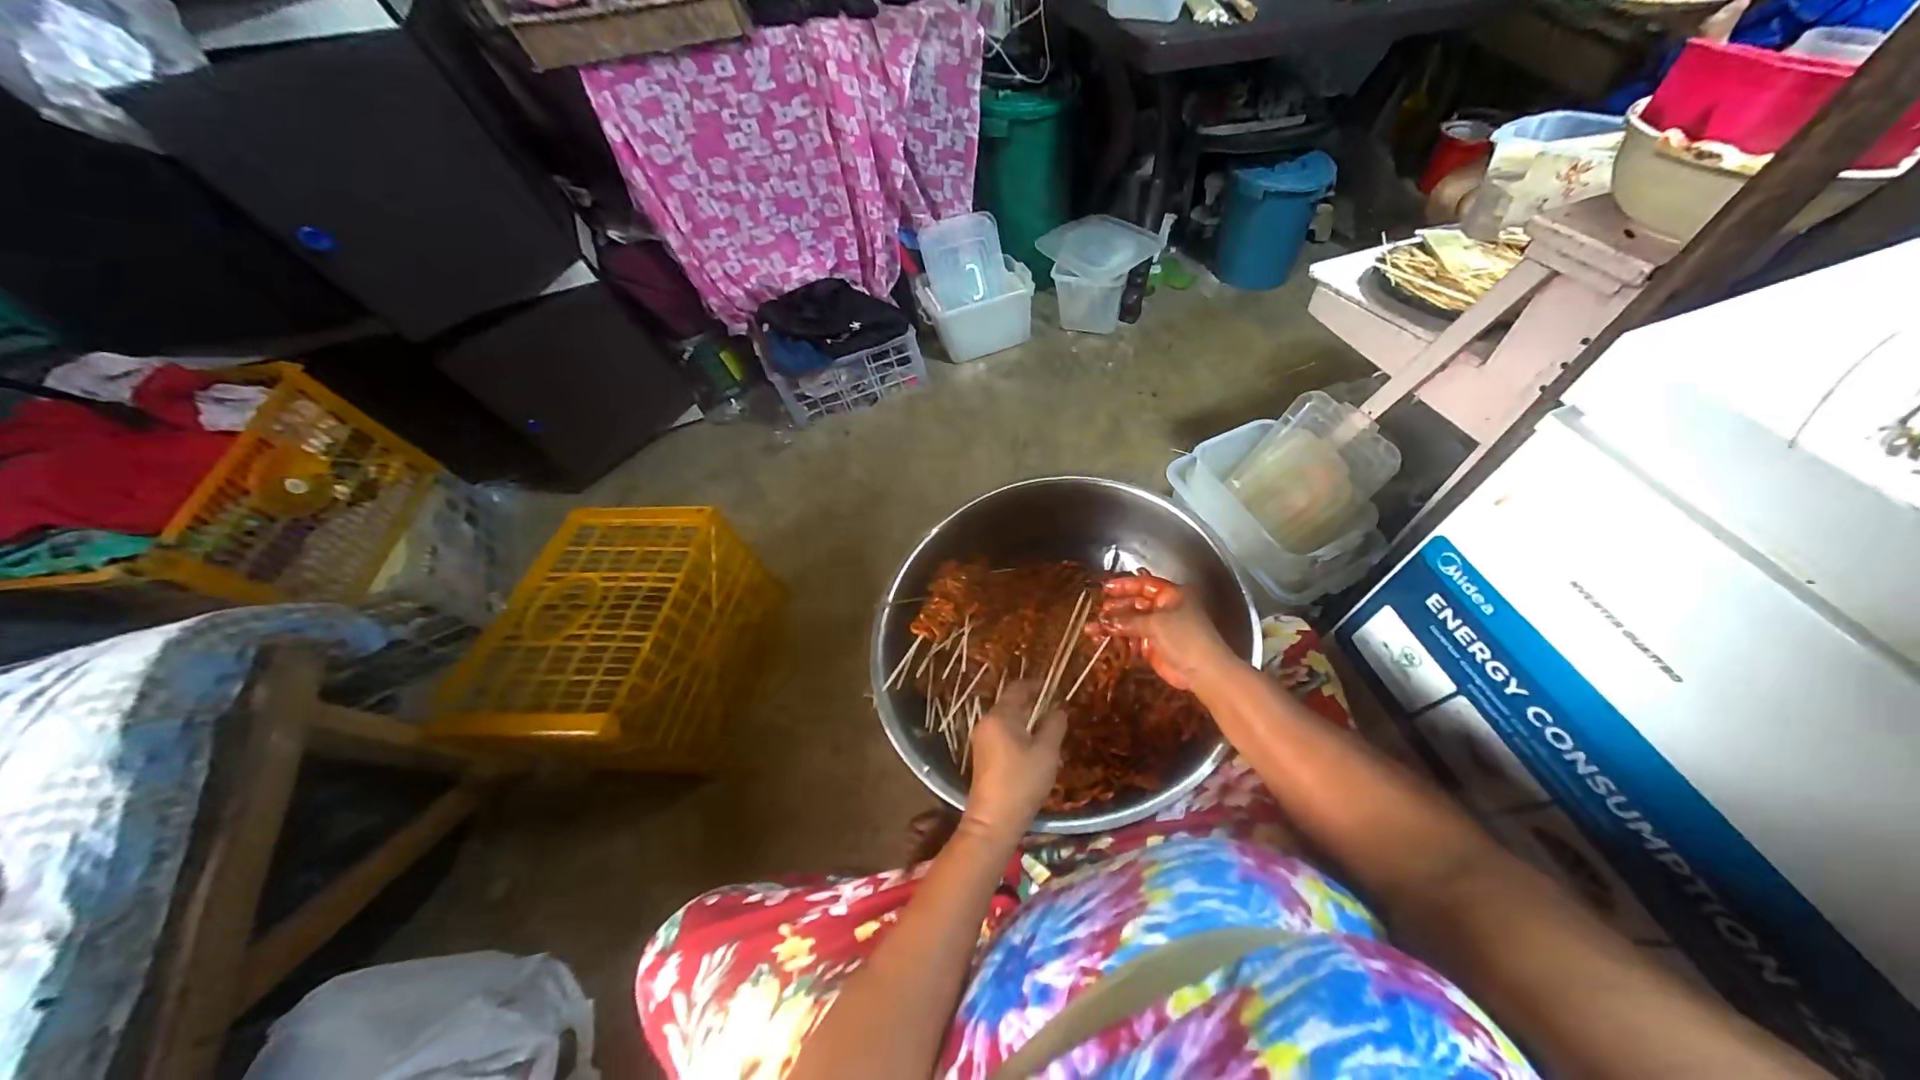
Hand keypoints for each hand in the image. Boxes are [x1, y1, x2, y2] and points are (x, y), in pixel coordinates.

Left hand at [964, 680, 1065, 839]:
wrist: (993, 819)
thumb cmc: (1022, 782)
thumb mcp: (1046, 752)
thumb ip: (1054, 726)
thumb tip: (1058, 709)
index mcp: (1001, 716)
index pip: (1018, 688)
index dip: (1037, 684)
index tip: (1054, 686)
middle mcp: (987, 722)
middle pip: (1011, 704)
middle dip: (1034, 704)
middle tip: (1057, 708)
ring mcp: (982, 739)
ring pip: (1008, 721)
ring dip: (1028, 721)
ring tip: (1050, 729)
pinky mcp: (982, 755)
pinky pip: (1003, 735)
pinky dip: (1019, 735)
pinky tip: (1035, 748)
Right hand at [1093, 572, 1237, 690]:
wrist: (1202, 670)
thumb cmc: (1185, 637)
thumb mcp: (1156, 623)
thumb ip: (1128, 620)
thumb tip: (1105, 620)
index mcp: (1172, 595)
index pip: (1144, 584)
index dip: (1124, 585)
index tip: (1105, 588)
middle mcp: (1165, 609)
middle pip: (1135, 603)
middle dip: (1115, 607)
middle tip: (1099, 611)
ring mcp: (1159, 628)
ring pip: (1131, 623)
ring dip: (1113, 626)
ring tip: (1092, 629)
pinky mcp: (1153, 647)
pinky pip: (1131, 640)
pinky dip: (1118, 640)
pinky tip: (1102, 640)